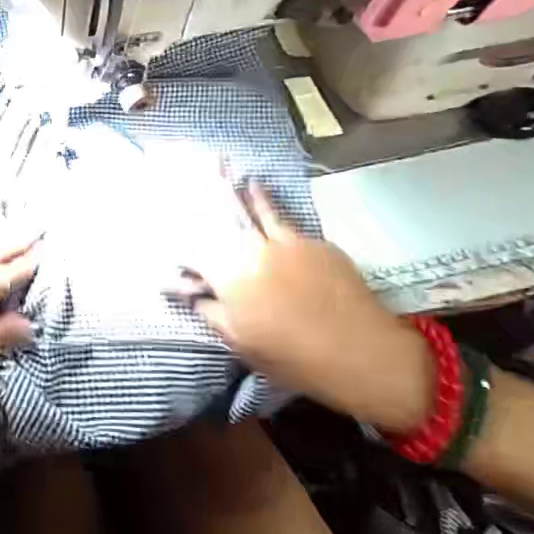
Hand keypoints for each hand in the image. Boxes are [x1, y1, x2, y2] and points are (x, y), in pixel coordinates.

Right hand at [177, 184, 433, 432]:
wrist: (357, 351)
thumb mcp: (241, 343)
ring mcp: (289, 243)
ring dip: (245, 194)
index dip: (185, 239)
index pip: (198, 251)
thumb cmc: (292, 358)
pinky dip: (271, 206)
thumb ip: (211, 312)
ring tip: (234, 175)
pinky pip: (286, 222)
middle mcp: (255, 252)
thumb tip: (188, 291)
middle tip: (201, 178)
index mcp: (231, 279)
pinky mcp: (316, 243)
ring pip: (260, 212)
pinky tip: (263, 192)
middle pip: (228, 221)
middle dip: (212, 200)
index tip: (176, 226)